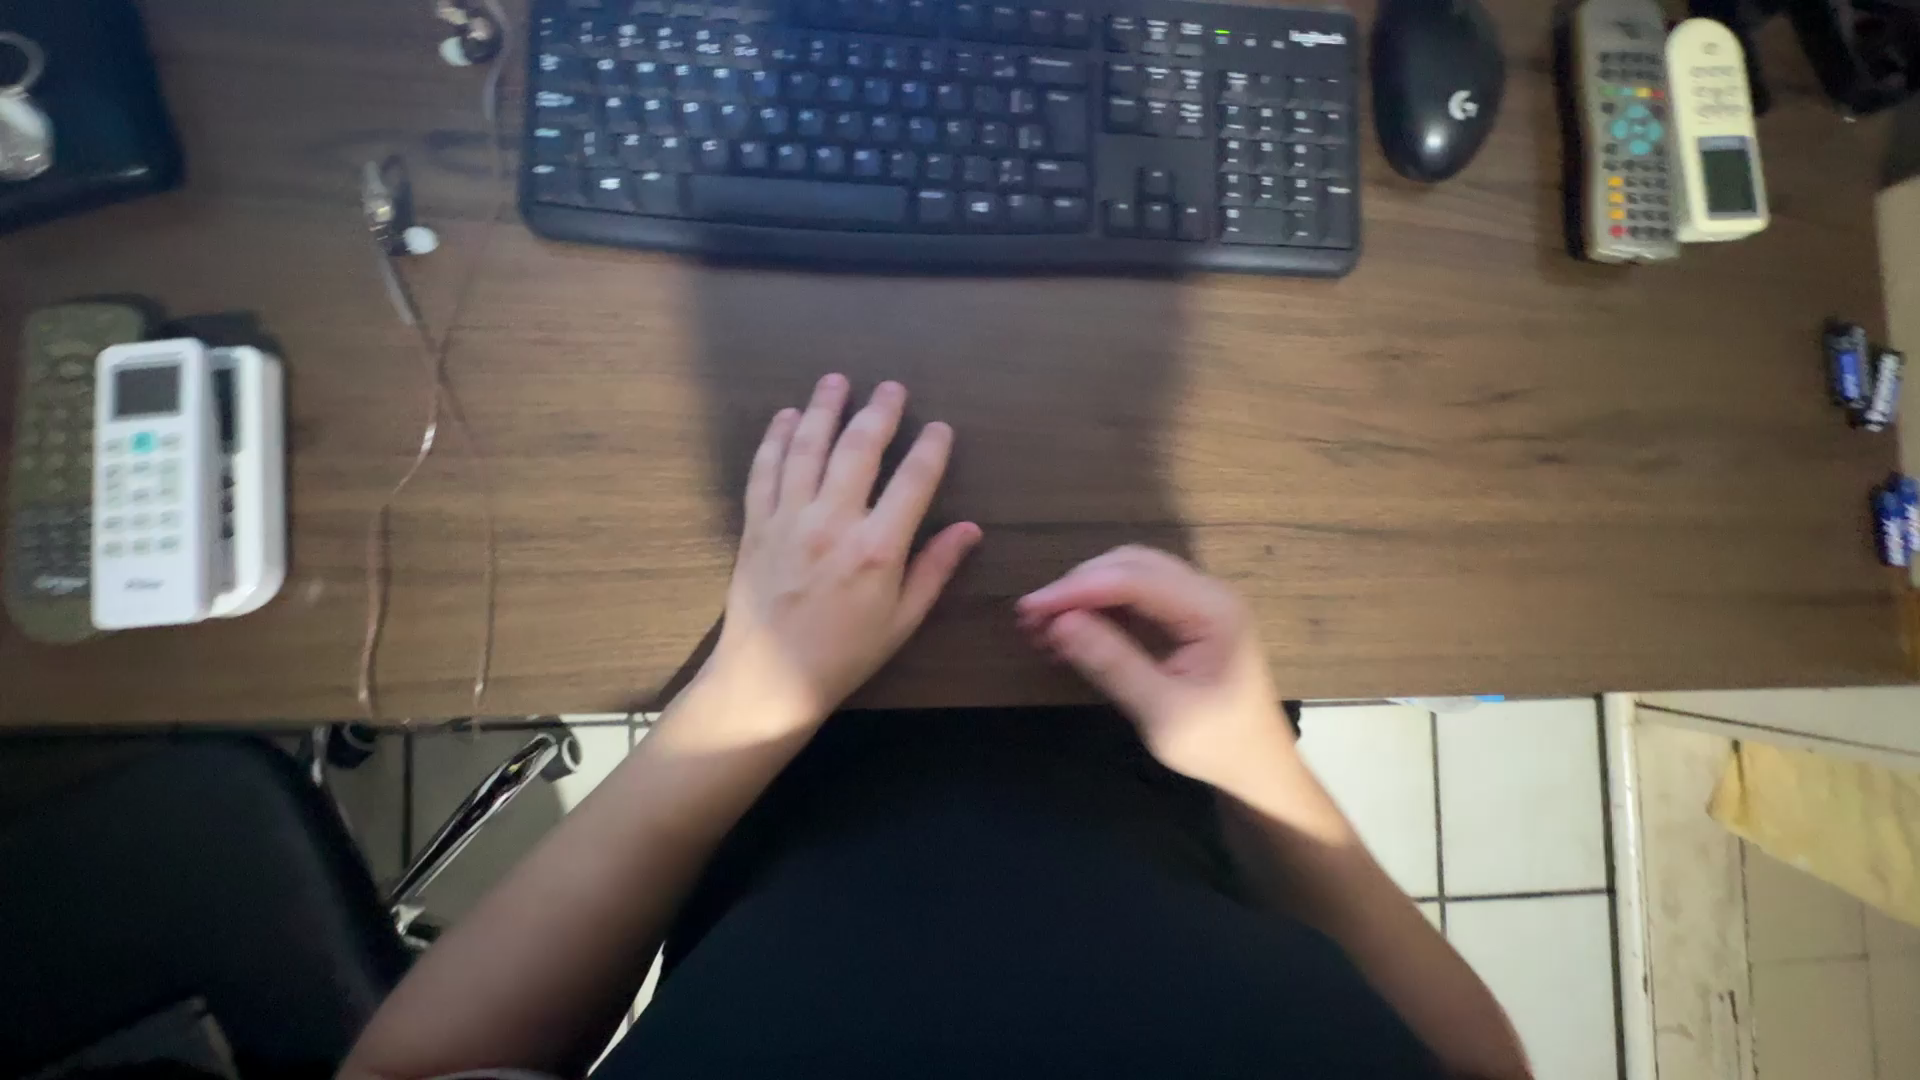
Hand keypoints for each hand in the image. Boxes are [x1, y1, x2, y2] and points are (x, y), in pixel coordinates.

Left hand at [700, 374, 981, 734]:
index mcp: (877, 548)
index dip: (931, 449)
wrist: (770, 679)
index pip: (913, 482)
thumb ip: (935, 569)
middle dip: (879, 413)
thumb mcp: (902, 621)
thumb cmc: (845, 654)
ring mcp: (789, 519)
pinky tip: (787, 417)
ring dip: (824, 409)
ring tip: (836, 381)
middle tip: (891, 388)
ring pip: (808, 449)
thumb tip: (969, 529)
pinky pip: (765, 470)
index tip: (941, 428)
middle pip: (859, 450)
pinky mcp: (756, 525)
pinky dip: (776, 439)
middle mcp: (833, 522)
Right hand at [1016, 546, 1292, 790]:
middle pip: (1128, 565)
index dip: (1075, 590)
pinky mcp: (1184, 617)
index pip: (1132, 579)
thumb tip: (1060, 624)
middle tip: (1030, 618)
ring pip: (1127, 575)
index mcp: (1211, 610)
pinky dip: (1098, 610)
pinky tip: (1068, 635)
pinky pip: (1134, 597)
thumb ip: (1112, 663)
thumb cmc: (1217, 746)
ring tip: (1041, 627)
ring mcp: (1196, 602)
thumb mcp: (1162, 712)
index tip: (1030, 609)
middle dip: (1075, 588)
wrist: (1257, 770)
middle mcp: (1206, 593)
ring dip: (1083, 596)